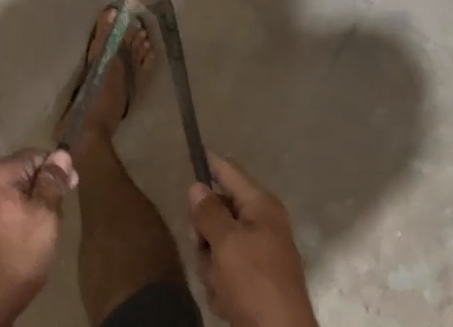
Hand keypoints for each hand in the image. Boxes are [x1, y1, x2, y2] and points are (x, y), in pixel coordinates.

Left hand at [0, 148, 76, 326]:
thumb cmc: (15, 256)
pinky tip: (25, 245)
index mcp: (0, 172)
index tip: (71, 191)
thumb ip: (53, 183)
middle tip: (55, 220)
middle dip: (45, 192)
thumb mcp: (44, 217)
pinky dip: (19, 223)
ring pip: (17, 196)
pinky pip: (6, 213)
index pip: (37, 154)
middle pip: (26, 173)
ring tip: (42, 236)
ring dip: (34, 210)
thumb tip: (61, 153)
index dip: (58, 170)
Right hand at [187, 155, 316, 326]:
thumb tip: (198, 187)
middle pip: (217, 211)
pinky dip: (220, 285)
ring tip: (220, 282)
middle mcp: (261, 224)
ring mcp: (258, 253)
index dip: (210, 164)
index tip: (190, 153)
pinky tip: (226, 299)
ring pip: (216, 245)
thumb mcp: (226, 242)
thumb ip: (208, 212)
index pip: (230, 172)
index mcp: (261, 206)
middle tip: (203, 247)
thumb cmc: (255, 281)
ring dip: (211, 265)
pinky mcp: (253, 280)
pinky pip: (223, 271)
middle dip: (204, 233)